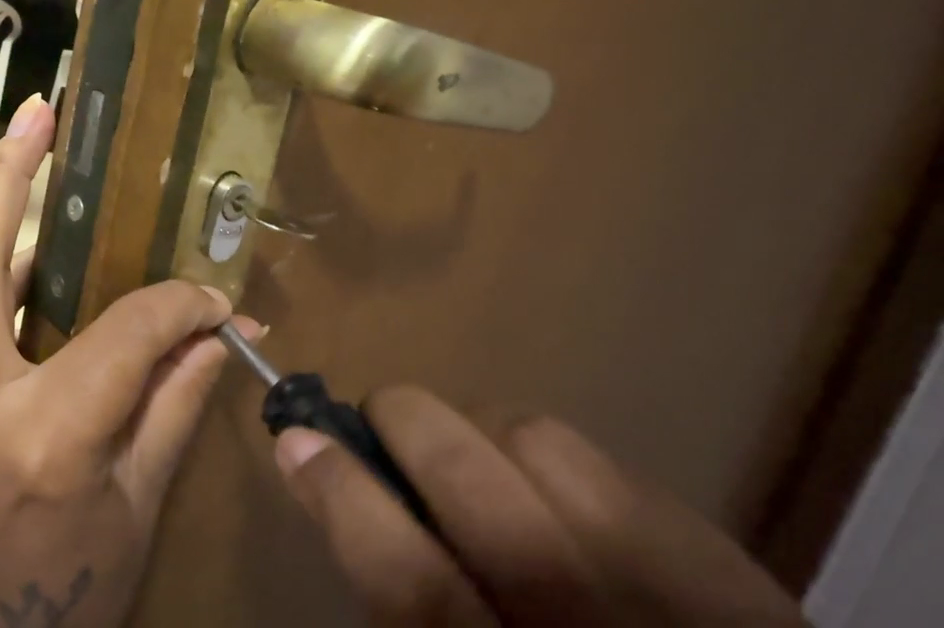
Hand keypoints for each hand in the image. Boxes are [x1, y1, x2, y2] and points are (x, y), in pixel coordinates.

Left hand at [0, 96, 259, 626]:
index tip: (214, 301)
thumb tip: (219, 333)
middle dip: (7, 174)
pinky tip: (39, 308)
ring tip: (39, 176)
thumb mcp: (139, 510)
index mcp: (46, 434)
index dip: (179, 306)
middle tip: (35, 111)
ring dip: (7, 233)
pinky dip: (6, 311)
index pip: (124, 334)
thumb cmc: (73, 591)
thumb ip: (174, 408)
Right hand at [277, 386, 806, 625]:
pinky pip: (605, 459)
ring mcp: (680, 596)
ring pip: (540, 445)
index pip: (412, 580)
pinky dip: (543, 453)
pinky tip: (535, 484)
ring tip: (458, 451)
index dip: (343, 494)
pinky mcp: (732, 566)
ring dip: (474, 430)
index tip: (295, 438)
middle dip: (400, 423)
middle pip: (477, 488)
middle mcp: (593, 627)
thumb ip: (388, 583)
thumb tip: (313, 463)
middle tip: (371, 419)